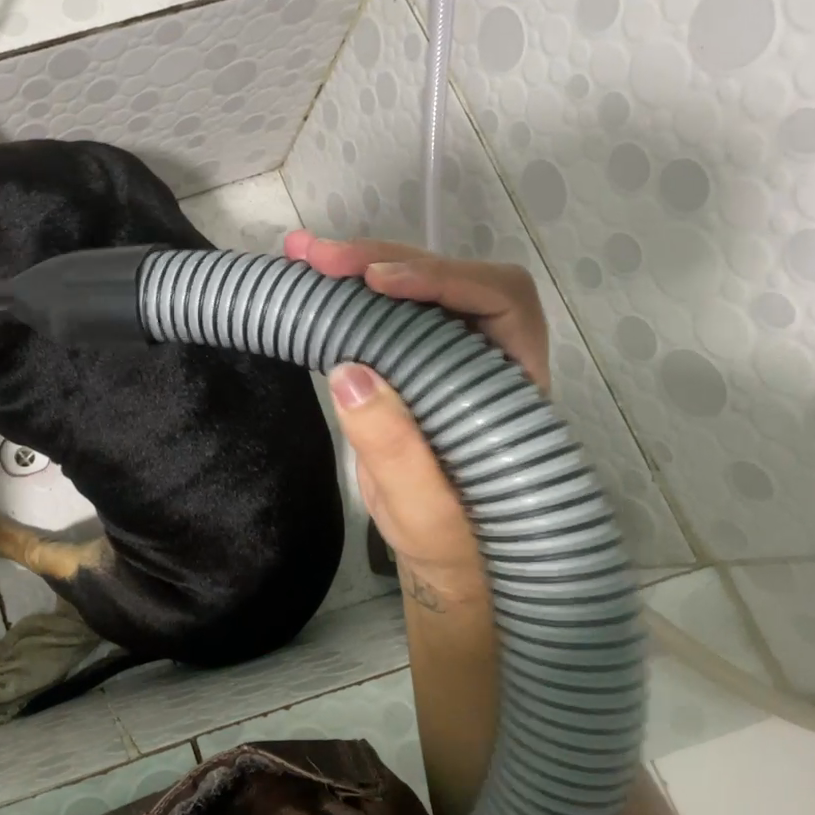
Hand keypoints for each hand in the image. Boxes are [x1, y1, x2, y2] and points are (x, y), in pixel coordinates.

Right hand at [284, 232, 548, 607]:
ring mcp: (446, 358)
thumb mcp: (426, 511)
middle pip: (448, 281)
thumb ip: (394, 447)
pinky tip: (307, 282)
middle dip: (383, 259)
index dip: (441, 279)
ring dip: (357, 267)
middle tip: (314, 255)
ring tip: (300, 256)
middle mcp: (488, 356)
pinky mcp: (409, 366)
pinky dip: (345, 296)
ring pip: (412, 292)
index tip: (378, 281)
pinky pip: (382, 317)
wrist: (449, 559)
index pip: (497, 300)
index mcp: (514, 383)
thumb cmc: (454, 543)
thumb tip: (347, 369)